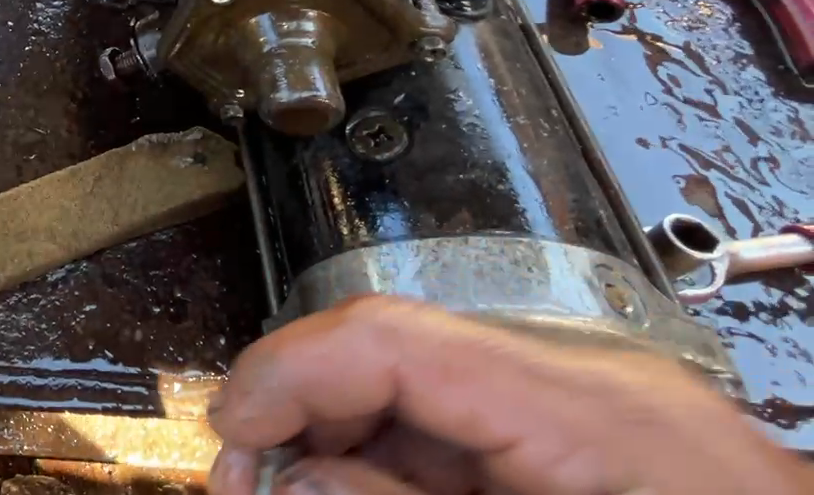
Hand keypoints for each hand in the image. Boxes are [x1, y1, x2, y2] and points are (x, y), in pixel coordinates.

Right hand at [207, 297, 809, 494]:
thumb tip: (284, 482)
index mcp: (589, 408)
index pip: (388, 337)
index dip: (284, 370)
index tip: (227, 435)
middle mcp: (579, 380)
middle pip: (386, 350)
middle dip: (298, 409)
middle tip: (244, 483)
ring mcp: (582, 406)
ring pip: (406, 387)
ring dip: (334, 438)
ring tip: (288, 491)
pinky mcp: (579, 438)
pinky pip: (451, 429)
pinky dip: (387, 462)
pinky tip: (355, 489)